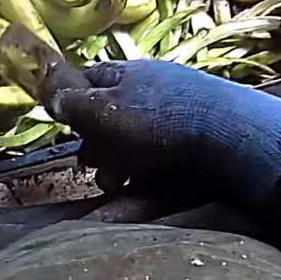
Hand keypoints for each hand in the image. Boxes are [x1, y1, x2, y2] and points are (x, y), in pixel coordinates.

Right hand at [49, 61, 280, 203]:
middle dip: (96, 149)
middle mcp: (151, 94)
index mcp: (128, 76)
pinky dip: (140, 186)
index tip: (64, 127)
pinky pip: (155, 168)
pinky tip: (129, 203)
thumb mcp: (103, 110)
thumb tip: (49, 94)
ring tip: (113, 189)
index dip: (71, 102)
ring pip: (131, 149)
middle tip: (92, 169)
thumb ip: (72, 103)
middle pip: (110, 120)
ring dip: (115, 172)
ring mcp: (175, 121)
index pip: (89, 80)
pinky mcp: (193, 149)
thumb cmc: (157, 121)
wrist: (231, 140)